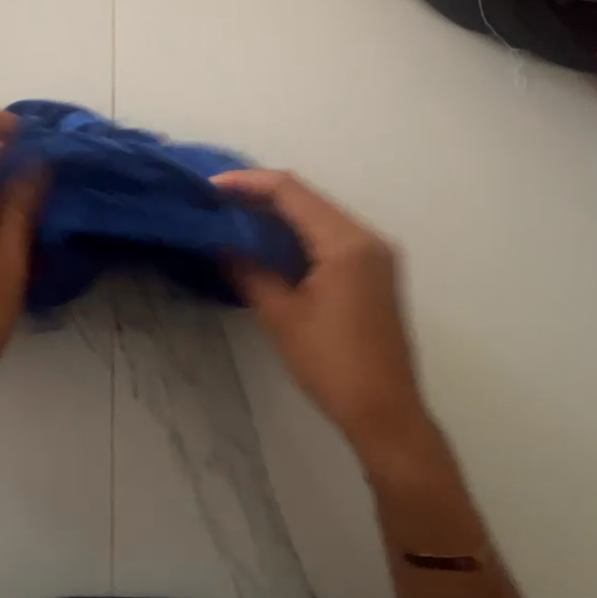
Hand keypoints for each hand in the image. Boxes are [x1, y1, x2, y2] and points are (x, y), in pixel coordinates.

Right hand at [215, 170, 427, 447]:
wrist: (386, 414)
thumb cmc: (332, 364)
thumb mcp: (281, 315)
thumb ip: (248, 270)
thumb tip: (219, 244)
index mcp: (346, 243)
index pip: (291, 191)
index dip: (247, 183)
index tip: (210, 187)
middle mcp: (366, 237)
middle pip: (307, 197)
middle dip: (260, 194)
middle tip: (216, 200)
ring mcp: (375, 254)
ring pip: (318, 214)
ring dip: (278, 212)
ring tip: (233, 216)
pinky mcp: (374, 271)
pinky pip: (330, 234)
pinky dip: (297, 232)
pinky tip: (268, 241)